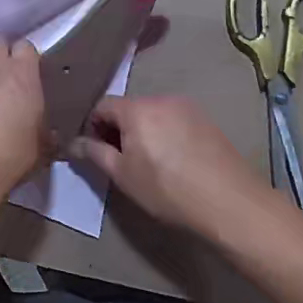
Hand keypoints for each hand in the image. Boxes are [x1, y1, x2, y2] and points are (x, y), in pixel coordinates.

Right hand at [71, 95, 277, 245]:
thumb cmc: (167, 190)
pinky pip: (174, 121)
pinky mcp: (207, 121)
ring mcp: (188, 108)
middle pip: (129, 108)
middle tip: (120, 160)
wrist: (230, 203)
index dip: (92, 126)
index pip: (102, 105)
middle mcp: (162, 99)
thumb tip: (72, 142)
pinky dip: (165, 134)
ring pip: (152, 114)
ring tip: (149, 163)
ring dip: (143, 131)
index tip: (95, 150)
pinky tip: (173, 162)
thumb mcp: (122, 175)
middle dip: (118, 129)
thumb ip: (94, 153)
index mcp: (137, 109)